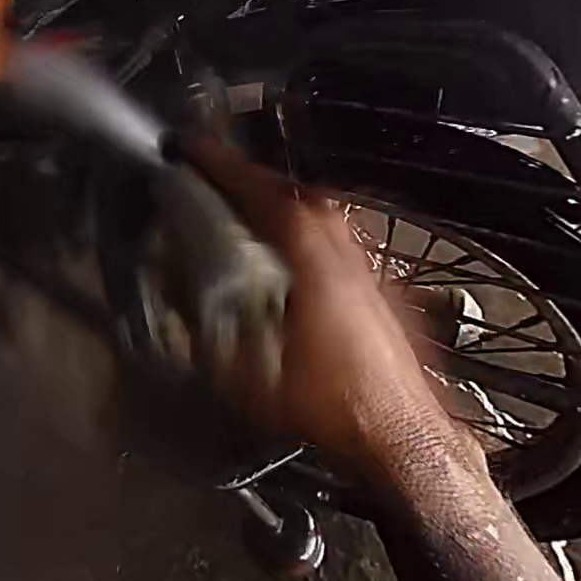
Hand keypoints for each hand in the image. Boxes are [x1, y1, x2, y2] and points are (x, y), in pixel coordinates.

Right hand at [183, 140, 483, 472]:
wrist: (406, 431)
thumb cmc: (338, 403)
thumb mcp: (253, 378)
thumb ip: (207, 340)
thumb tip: (174, 314)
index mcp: (310, 254)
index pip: (259, 189)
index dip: (220, 165)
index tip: (191, 149)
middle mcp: (340, 242)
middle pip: (284, 189)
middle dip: (241, 177)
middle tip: (207, 177)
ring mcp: (362, 256)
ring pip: (307, 208)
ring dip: (267, 200)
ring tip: (234, 205)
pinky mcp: (373, 273)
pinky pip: (323, 229)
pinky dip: (292, 225)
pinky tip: (277, 246)